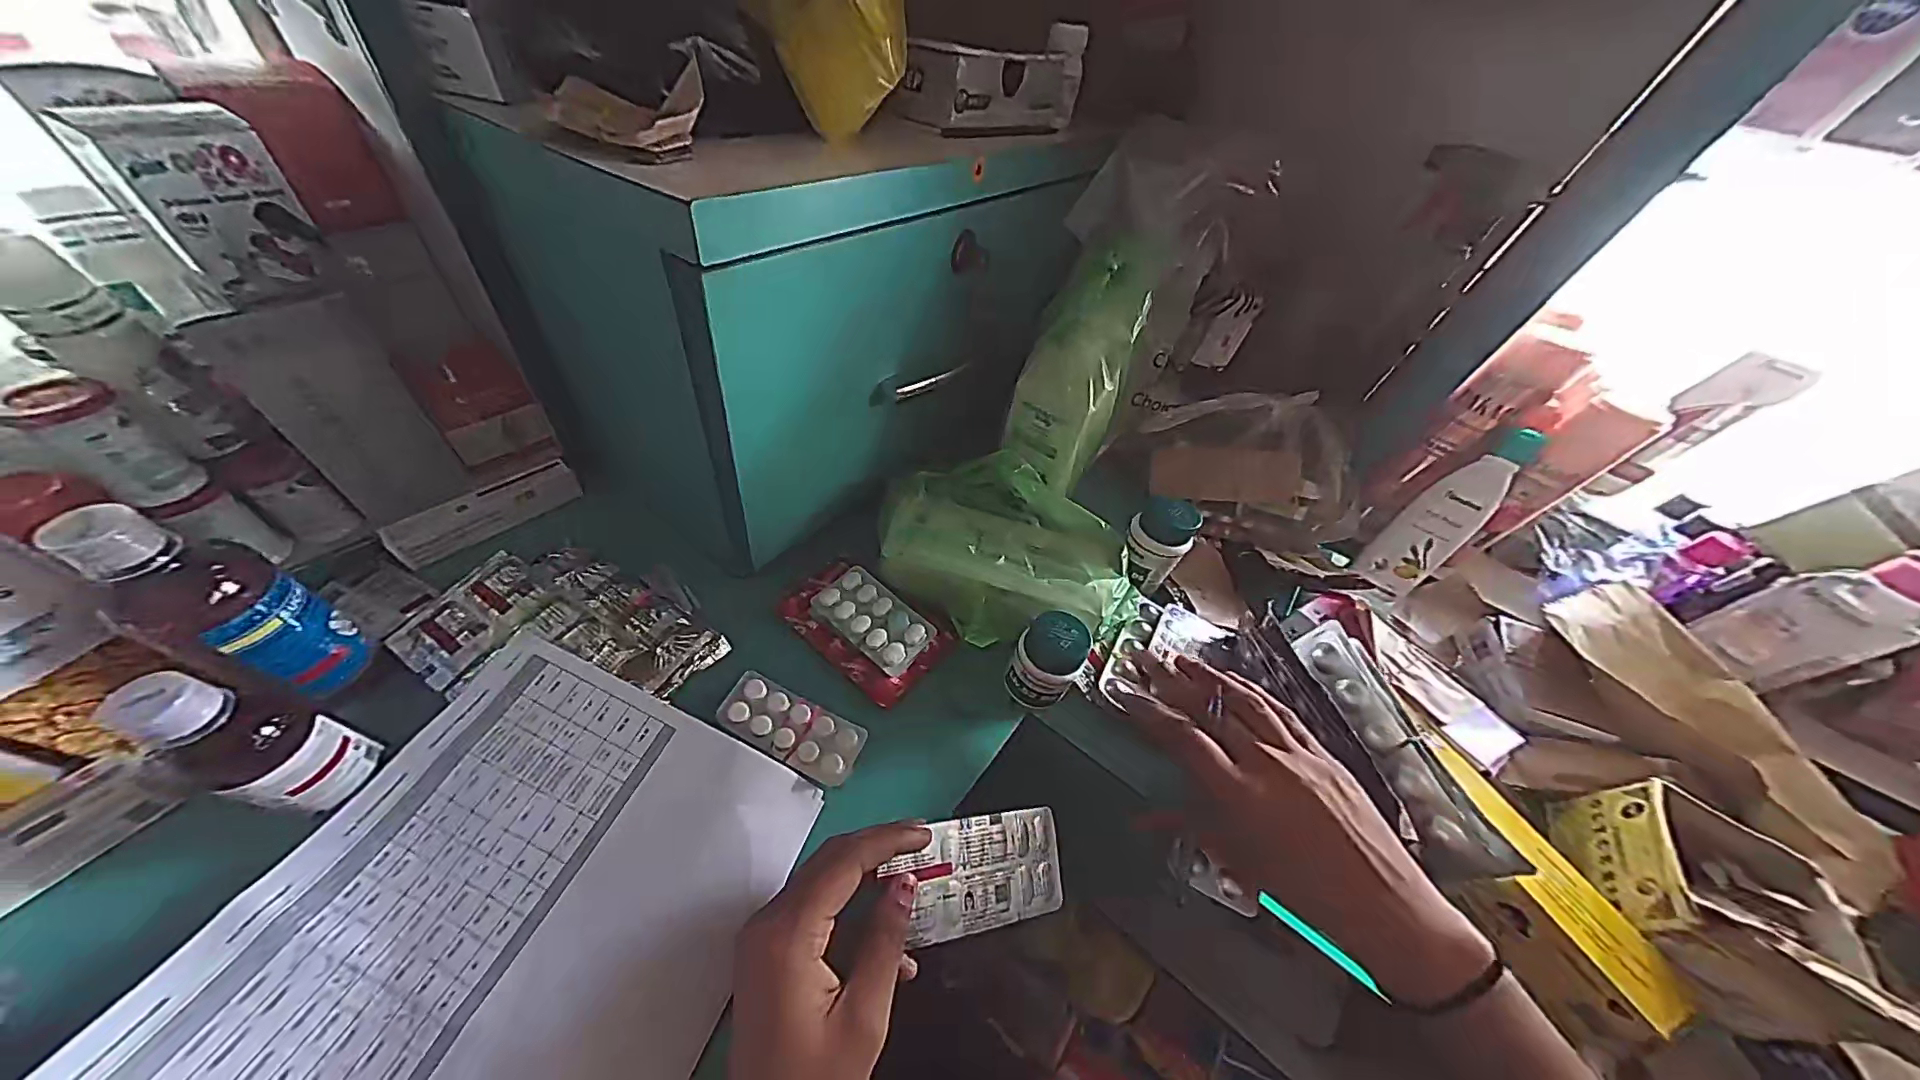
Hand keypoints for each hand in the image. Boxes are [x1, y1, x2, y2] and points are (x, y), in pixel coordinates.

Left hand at [730, 822, 930, 1079]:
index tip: (921, 834)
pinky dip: (849, 904)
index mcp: (787, 935)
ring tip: (907, 872)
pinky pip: (812, 907)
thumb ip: (885, 942)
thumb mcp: (863, 1016)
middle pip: (829, 860)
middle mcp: (767, 925)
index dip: (887, 840)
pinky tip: (883, 928)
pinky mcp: (767, 950)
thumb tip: (904, 886)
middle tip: (918, 840)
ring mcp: (763, 936)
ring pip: (821, 878)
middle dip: (877, 845)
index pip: (844, 861)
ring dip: (866, 872)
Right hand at [1111, 655, 1493, 1005]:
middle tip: (1146, 657)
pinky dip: (1253, 693)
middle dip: (1170, 678)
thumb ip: (1188, 829)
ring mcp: (1298, 753)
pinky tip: (1239, 684)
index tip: (1124, 691)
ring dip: (1210, 676)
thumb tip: (1143, 822)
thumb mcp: (1238, 862)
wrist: (1386, 907)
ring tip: (1184, 659)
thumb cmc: (1306, 897)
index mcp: (1239, 793)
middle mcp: (1266, 762)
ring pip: (1246, 700)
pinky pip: (1281, 712)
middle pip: (1209, 707)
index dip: (1147, 709)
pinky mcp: (1324, 753)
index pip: (1182, 736)